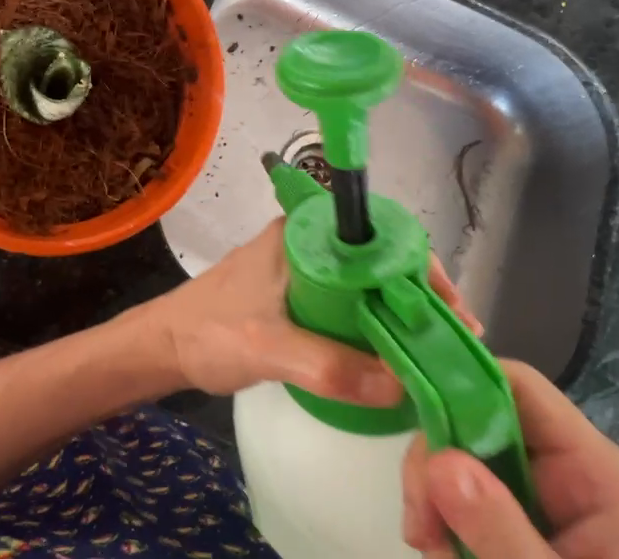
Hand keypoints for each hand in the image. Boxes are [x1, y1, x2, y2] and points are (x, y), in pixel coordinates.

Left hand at [132, 219, 478, 406]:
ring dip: (399, 312)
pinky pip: (350, 304)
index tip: (451, 308)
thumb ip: (329, 366)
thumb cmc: (209, 334)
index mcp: (301, 234)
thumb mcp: (269, 349)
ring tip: (435, 351)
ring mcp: (302, 269)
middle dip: (418, 293)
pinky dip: (375, 325)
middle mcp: (307, 243)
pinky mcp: (297, 296)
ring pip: (366, 283)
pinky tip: (394, 356)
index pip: (376, 235)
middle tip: (455, 338)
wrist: (163, 347)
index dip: (420, 267)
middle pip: (378, 259)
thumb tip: (402, 384)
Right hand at [401, 360, 618, 558]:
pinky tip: (447, 556)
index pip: (521, 389)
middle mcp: (576, 474)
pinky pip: (470, 501)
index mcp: (603, 476)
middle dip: (438, 467)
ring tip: (433, 551)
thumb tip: (438, 458)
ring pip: (466, 463)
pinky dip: (447, 525)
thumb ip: (498, 529)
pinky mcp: (528, 527)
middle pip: (481, 424)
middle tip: (419, 527)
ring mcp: (551, 501)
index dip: (460, 388)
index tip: (412, 430)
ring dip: (436, 503)